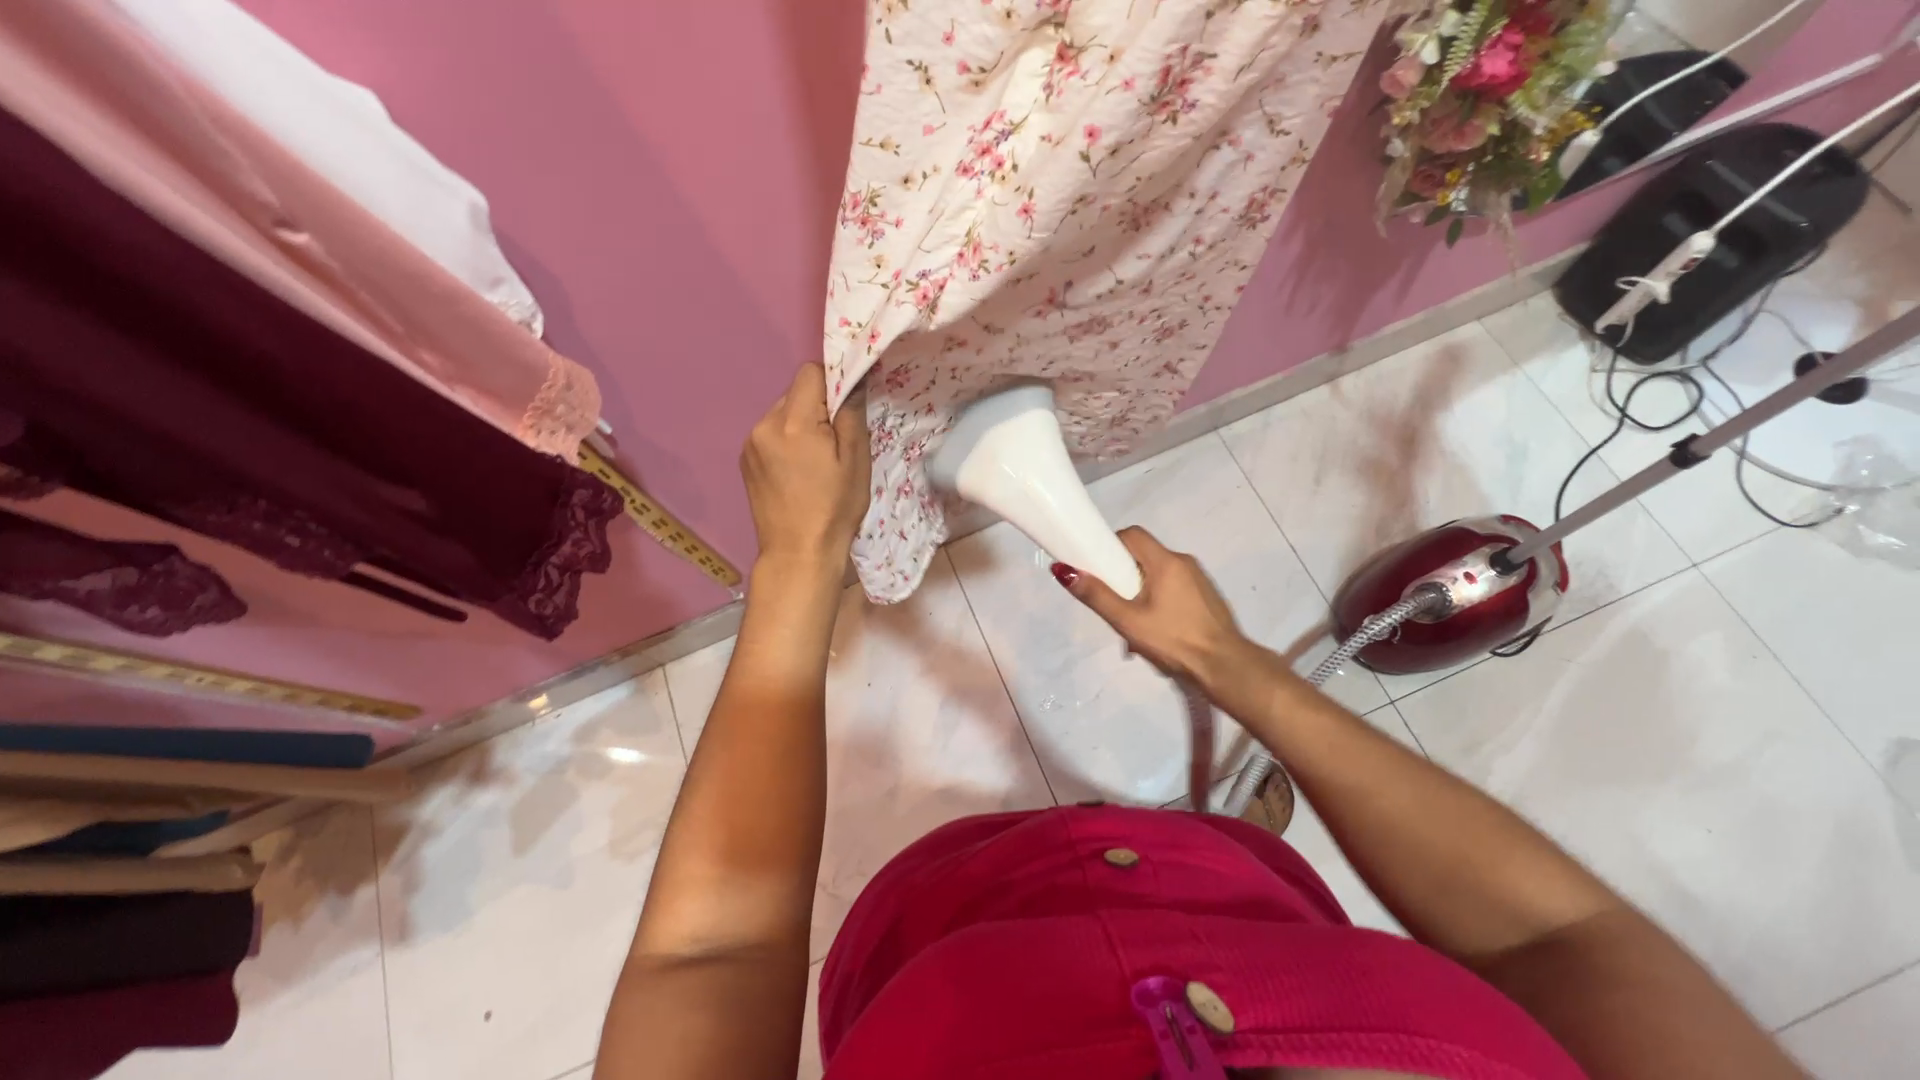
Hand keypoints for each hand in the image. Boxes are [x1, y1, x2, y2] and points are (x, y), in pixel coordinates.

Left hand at [740, 364, 870, 570]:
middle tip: (835, 444)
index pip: (810, 373)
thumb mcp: (855, 460)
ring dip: (802, 426)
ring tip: (816, 463)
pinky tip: (798, 473)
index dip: (833, 385)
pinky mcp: (745, 461)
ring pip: (784, 414)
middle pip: (796, 393)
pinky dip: (787, 443)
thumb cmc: (834, 509)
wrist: (798, 554)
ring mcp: (750, 444)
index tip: (845, 414)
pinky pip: (771, 434)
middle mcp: (764, 425)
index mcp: (792, 422)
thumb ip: (851, 413)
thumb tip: (854, 379)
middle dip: (817, 408)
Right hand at [1053, 527, 1250, 685]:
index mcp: (1166, 562)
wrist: (1225, 667)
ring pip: (1158, 575)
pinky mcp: (1207, 597)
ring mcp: (1199, 580)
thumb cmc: (1174, 641)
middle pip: (1143, 556)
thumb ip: (1096, 595)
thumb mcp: (1128, 621)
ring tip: (1134, 629)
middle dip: (1123, 577)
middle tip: (1113, 606)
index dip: (1109, 546)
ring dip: (1140, 594)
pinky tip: (1157, 634)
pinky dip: (1159, 603)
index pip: (1132, 535)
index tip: (1097, 569)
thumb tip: (1064, 570)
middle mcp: (1184, 562)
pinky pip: (1174, 590)